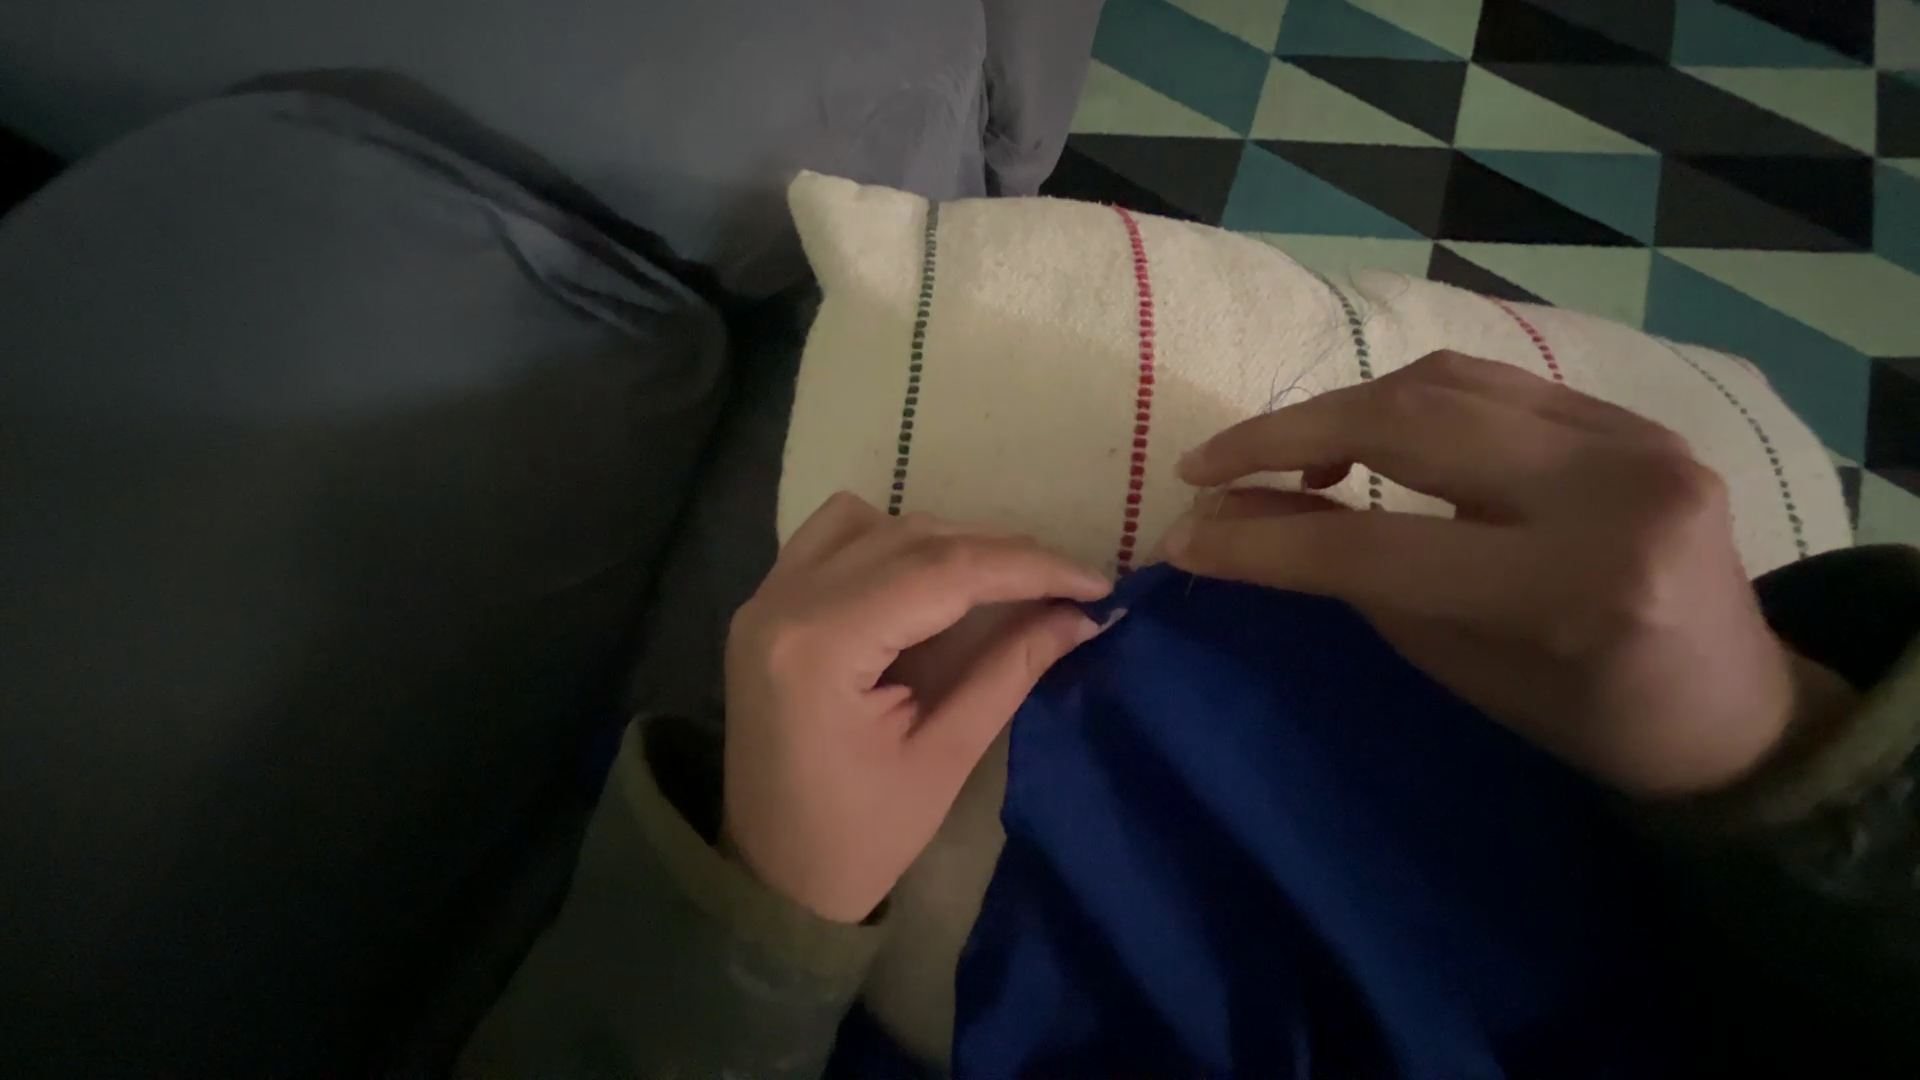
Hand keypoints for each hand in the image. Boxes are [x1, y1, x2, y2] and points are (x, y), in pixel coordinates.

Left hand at [723, 493, 1109, 922]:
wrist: (770, 875)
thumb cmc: (859, 840)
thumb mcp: (945, 760)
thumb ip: (1010, 672)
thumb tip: (1083, 616)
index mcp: (820, 648)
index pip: (943, 573)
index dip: (1029, 568)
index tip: (1095, 582)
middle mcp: (783, 601)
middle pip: (912, 538)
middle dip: (1001, 552)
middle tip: (1067, 582)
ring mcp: (766, 595)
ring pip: (875, 523)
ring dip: (948, 540)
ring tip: (1006, 578)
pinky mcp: (767, 602)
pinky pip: (835, 534)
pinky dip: (893, 539)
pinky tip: (927, 574)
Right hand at [1167, 351, 1855, 797]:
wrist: (1729, 704)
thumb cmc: (1570, 708)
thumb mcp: (1440, 651)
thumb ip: (1331, 568)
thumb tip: (1219, 520)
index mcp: (1574, 584)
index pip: (1374, 546)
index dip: (1260, 541)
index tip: (1181, 536)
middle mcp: (1613, 486)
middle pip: (1405, 422)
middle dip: (1282, 437)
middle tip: (1205, 465)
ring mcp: (1630, 432)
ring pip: (1435, 381)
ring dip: (1331, 412)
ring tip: (1274, 455)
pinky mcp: (1622, 411)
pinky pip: (1476, 381)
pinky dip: (1391, 401)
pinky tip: (1358, 436)